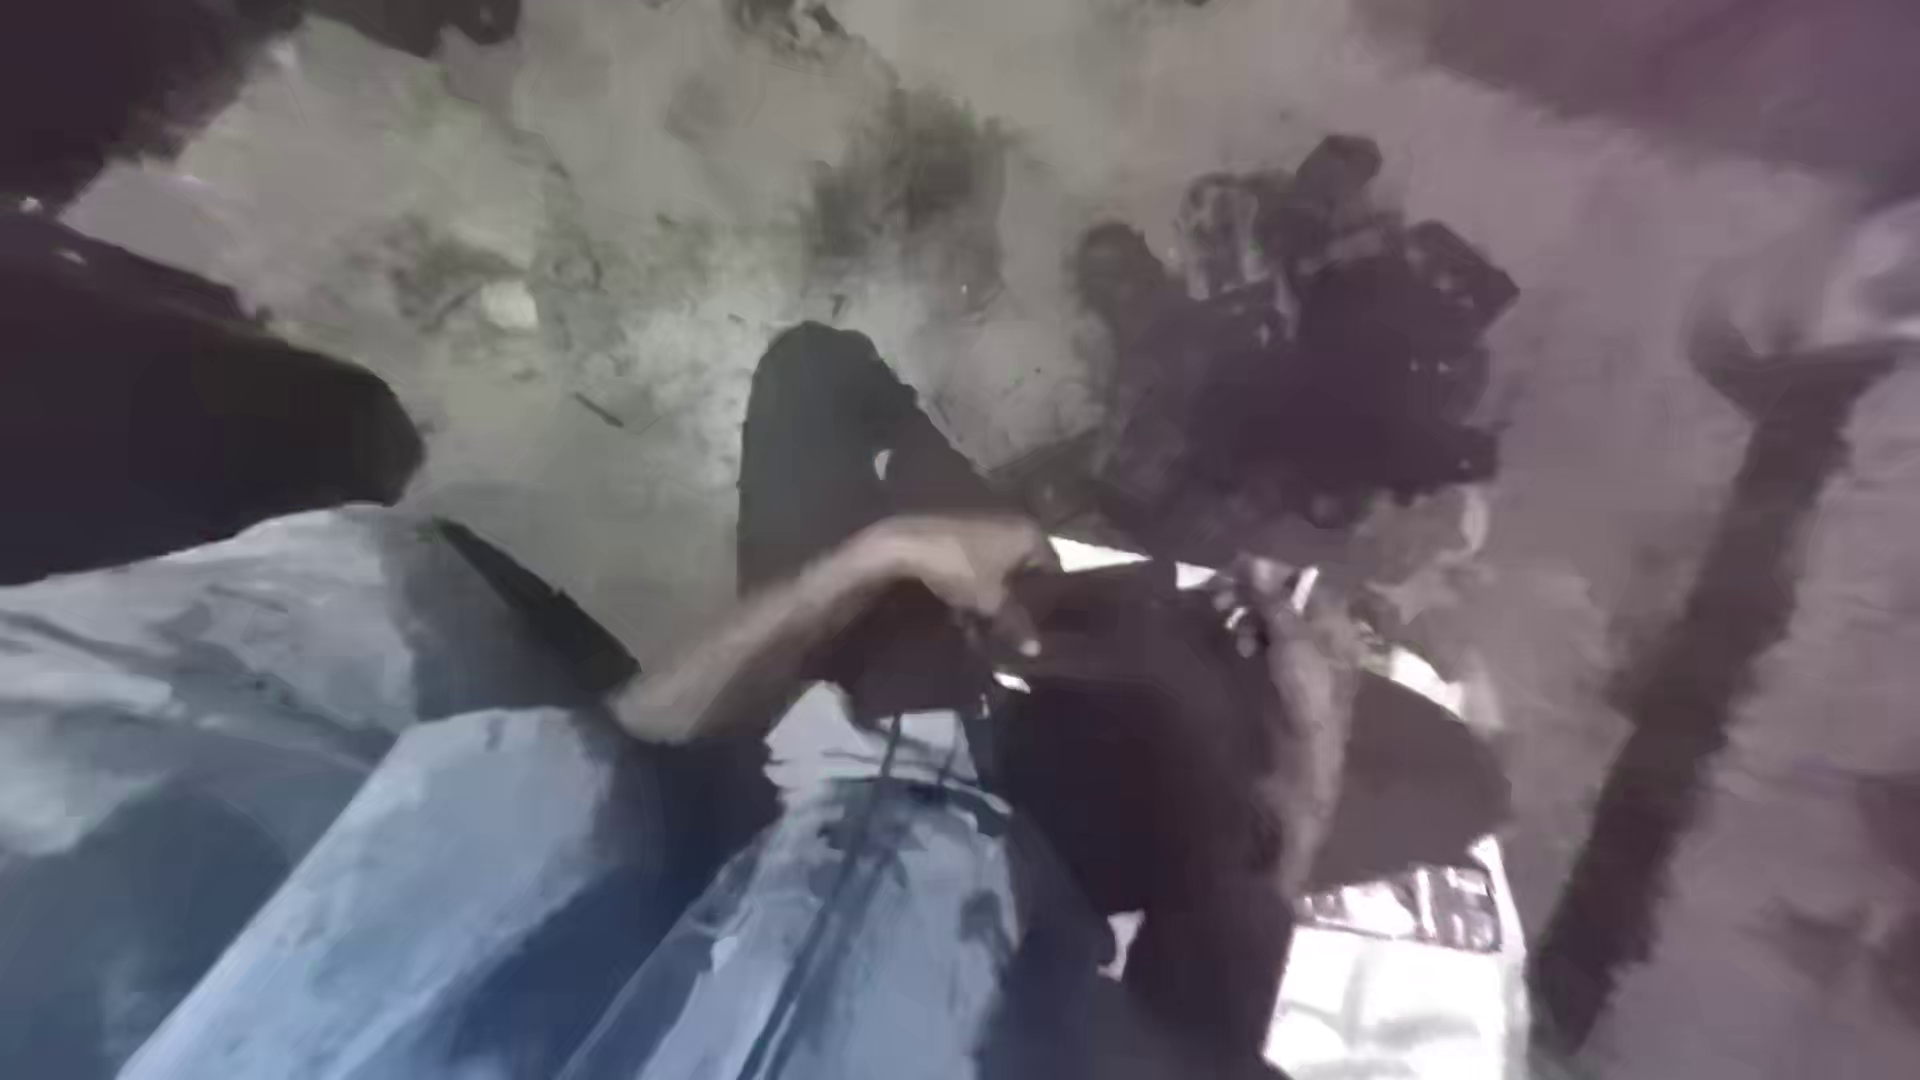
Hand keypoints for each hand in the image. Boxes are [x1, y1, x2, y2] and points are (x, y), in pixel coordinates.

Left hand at [859, 514, 1056, 651]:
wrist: (908, 544)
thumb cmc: (961, 569)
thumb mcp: (993, 602)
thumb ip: (1018, 624)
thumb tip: (1036, 650)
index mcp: (1030, 535)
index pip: (1054, 571)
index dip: (1049, 600)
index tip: (1041, 625)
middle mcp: (1013, 526)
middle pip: (1026, 573)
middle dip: (1016, 604)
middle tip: (1011, 630)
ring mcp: (986, 529)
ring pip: (1000, 573)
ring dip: (992, 602)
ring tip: (981, 629)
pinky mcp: (963, 536)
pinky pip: (979, 567)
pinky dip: (975, 589)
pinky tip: (961, 614)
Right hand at [1218, 558, 1368, 893]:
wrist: (1296, 785)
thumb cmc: (1304, 713)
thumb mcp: (1293, 650)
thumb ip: (1276, 605)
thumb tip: (1254, 560)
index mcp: (1335, 634)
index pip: (1308, 587)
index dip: (1274, 575)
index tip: (1235, 569)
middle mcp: (1322, 646)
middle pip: (1287, 604)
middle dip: (1252, 594)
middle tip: (1218, 595)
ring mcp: (1300, 667)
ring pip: (1269, 624)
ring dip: (1244, 615)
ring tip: (1220, 618)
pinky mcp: (1278, 685)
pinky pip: (1259, 647)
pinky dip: (1242, 638)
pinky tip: (1228, 644)